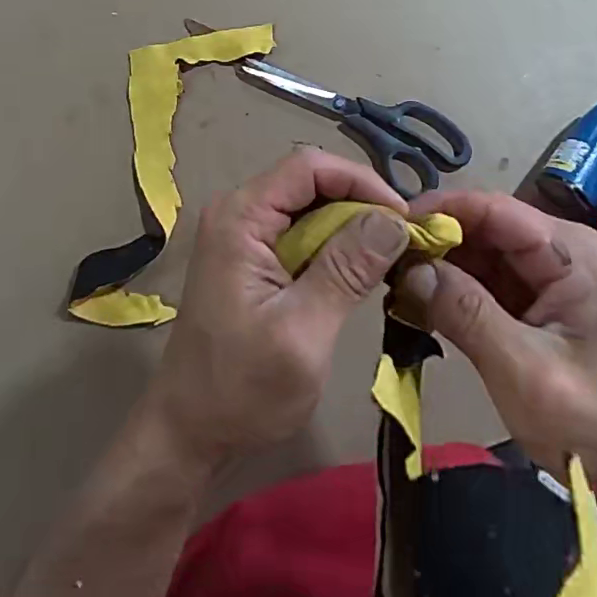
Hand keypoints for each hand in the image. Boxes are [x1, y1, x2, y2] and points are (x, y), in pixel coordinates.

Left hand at [145, 148, 410, 464]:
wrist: (190, 430)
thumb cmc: (240, 389)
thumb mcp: (302, 332)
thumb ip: (346, 270)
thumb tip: (395, 220)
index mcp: (239, 218)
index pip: (308, 167)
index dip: (360, 182)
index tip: (403, 218)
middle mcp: (237, 213)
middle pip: (310, 183)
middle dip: (361, 204)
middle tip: (406, 241)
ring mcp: (241, 235)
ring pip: (309, 207)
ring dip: (351, 226)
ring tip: (392, 256)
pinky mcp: (251, 258)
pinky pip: (300, 233)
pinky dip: (334, 246)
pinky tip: (361, 271)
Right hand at [400, 190, 596, 492]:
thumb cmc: (595, 425)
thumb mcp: (524, 370)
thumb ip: (465, 314)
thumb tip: (408, 268)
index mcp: (574, 254)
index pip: (495, 209)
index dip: (440, 210)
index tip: (389, 224)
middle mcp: (563, 251)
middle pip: (484, 227)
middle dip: (435, 240)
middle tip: (383, 260)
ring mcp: (550, 275)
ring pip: (479, 251)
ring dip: (438, 265)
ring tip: (392, 280)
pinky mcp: (536, 299)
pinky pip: (484, 279)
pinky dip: (451, 288)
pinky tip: (417, 300)